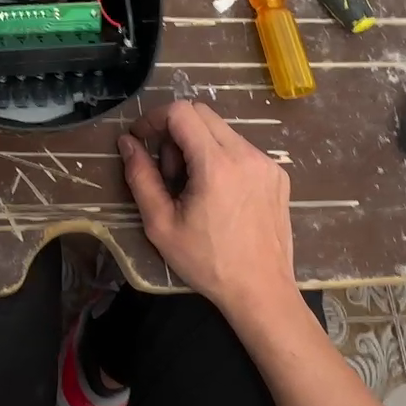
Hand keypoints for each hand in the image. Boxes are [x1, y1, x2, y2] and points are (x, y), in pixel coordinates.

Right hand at [118, 100, 294, 316]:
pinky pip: (241, 147)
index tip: (142, 138)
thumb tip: (127, 143)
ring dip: (197, 143)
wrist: (263, 294)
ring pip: (221, 129)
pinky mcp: (278, 174)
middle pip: (201, 113)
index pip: (181, 111)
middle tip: (167, 168)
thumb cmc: (208, 263)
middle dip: (175, 130)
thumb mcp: (161, 225)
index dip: (155, 118)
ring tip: (192, 184)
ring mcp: (266, 162)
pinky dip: (221, 156)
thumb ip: (140, 177)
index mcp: (216, 165)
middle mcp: (246, 154)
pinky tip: (218, 192)